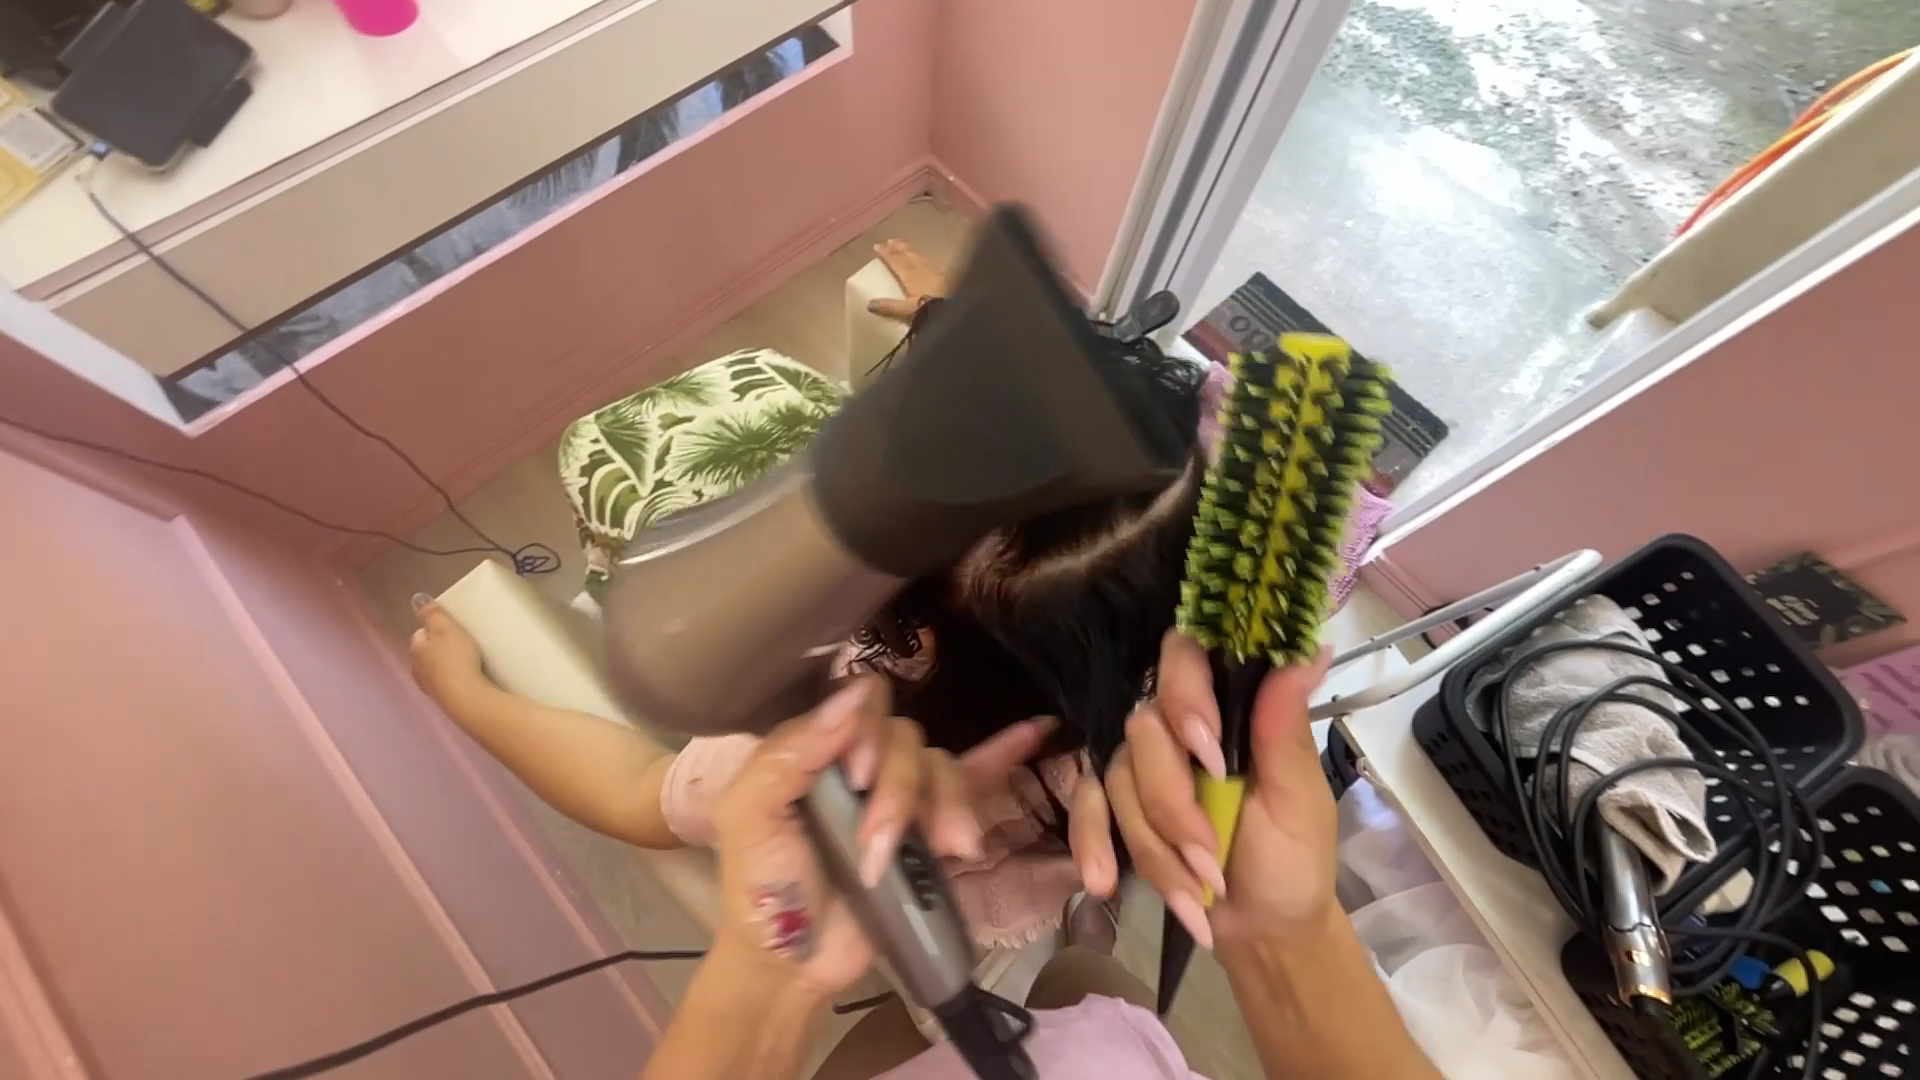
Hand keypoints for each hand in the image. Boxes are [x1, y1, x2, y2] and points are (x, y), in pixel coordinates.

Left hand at [409, 594, 486, 707]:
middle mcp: (416, 667)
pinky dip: (452, 679)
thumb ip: (432, 614)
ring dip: (445, 664)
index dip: (434, 629)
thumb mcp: (447, 629)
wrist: (465, 696)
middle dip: (438, 648)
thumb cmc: (456, 658)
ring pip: (434, 669)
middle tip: (461, 643)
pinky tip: (467, 678)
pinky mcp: (442, 698)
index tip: (452, 627)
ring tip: (467, 661)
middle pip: (426, 652)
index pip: (420, 634)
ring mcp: (428, 685)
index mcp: (416, 648)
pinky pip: (445, 683)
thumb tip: (416, 597)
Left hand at [711, 677, 1031, 995]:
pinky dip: (1003, 753)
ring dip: (943, 806)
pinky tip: (1036, 730)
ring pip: (941, 766)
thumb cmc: (762, 886)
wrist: (794, 963)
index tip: (855, 779)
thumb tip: (855, 693)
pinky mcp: (933, 828)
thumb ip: (791, 752)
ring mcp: (902, 794)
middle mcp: (864, 760)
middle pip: (907, 740)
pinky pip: (976, 777)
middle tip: (877, 847)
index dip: (869, 732)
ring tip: (944, 849)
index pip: (863, 704)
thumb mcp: (750, 816)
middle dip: (899, 793)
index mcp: (820, 746)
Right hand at [865, 238, 947, 321]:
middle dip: (898, 247)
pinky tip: (927, 262)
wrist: (954, 309)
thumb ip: (889, 307)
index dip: (886, 253)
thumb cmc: (929, 309)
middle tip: (891, 240)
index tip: (877, 246)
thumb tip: (869, 305)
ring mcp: (934, 271)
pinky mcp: (946, 277)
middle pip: (908, 254)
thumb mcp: (907, 310)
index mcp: (910, 275)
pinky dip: (925, 260)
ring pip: (920, 256)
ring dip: (911, 250)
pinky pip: (931, 264)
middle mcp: (921, 269)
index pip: (895, 261)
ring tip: (905, 246)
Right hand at [1080, 630, 1336, 946]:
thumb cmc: (1293, 858)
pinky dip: (1092, 842)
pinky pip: (1085, 806)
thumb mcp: (1298, 800)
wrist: (1262, 929)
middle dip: (1172, 802)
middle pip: (1144, 730)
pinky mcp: (1114, 804)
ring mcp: (1141, 766)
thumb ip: (1284, 728)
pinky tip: (1103, 880)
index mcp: (1225, 710)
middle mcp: (1176, 729)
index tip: (1210, 752)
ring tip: (1197, 893)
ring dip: (1154, 844)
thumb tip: (1308, 653)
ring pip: (1119, 778)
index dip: (1185, 695)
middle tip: (1210, 857)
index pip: (1184, 657)